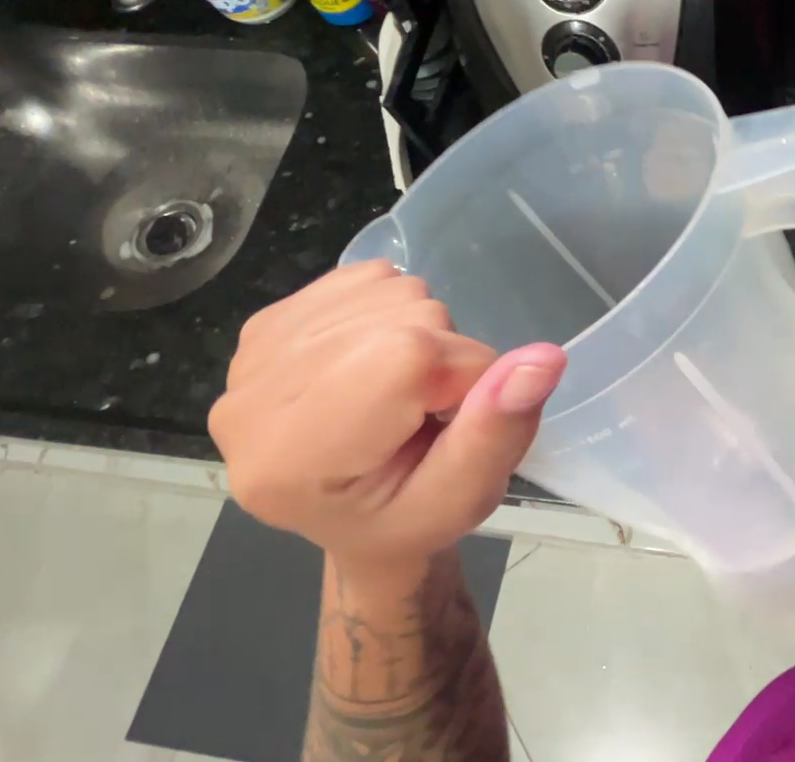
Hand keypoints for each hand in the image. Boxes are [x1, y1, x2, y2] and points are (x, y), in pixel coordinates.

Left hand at [209, 261, 566, 576]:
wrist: (354, 514)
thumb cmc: (411, 517)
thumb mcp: (466, 497)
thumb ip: (499, 429)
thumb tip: (544, 357)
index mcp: (294, 459)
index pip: (407, 357)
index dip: (466, 373)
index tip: (462, 417)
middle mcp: (250, 400)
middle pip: (400, 318)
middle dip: (443, 355)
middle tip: (429, 412)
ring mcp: (251, 354)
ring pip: (390, 290)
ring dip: (421, 333)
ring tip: (402, 393)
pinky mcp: (267, 321)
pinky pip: (368, 278)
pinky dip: (395, 311)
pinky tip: (378, 361)